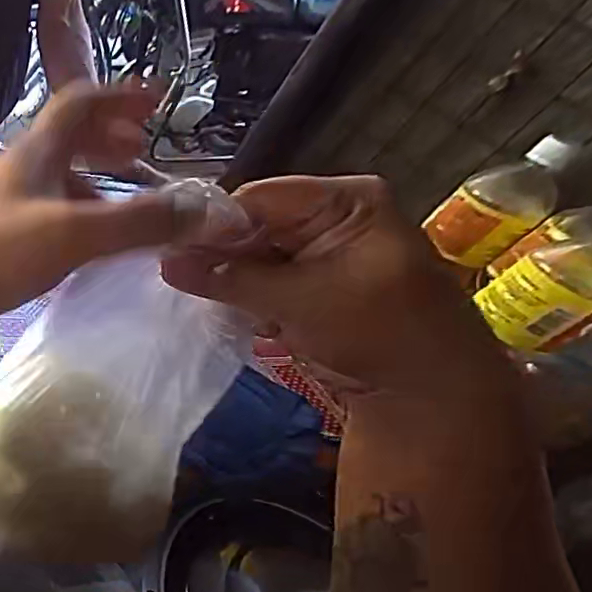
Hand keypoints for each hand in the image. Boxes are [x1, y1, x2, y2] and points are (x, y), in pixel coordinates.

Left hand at [0, 83, 185, 319]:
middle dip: (110, 135)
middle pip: (70, 135)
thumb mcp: (75, 233)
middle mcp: (24, 171)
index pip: (80, 101)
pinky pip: (55, 212)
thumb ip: (140, 222)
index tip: (158, 102)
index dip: (120, 95)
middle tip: (143, 149)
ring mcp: (13, 205)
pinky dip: (83, 213)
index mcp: (38, 152)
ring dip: (98, 177)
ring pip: (62, 176)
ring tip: (129, 193)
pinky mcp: (8, 238)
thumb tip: (205, 211)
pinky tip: (96, 238)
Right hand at [160, 175, 509, 401]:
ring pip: (250, 253)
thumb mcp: (303, 301)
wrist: (425, 393)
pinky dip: (240, 294)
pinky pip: (258, 278)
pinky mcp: (306, 283)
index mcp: (344, 201)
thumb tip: (166, 261)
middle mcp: (328, 216)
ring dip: (226, 277)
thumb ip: (233, 280)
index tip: (170, 250)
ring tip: (196, 295)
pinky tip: (224, 309)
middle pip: (251, 223)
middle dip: (217, 253)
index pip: (259, 197)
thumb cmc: (381, 334)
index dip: (213, 223)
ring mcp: (316, 251)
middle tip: (175, 277)